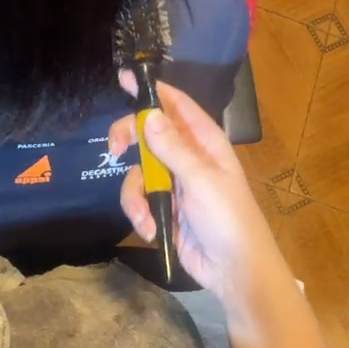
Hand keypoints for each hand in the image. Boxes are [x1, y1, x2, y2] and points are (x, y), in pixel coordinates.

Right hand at [108, 72, 283, 296]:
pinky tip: (153, 232)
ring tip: (147, 219)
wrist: (234, 270)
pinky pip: (139, 199)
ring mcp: (174, 183)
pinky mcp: (163, 208)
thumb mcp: (201, 180)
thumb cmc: (228, 218)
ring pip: (138, 172)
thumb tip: (148, 113)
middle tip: (114, 148)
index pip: (175, 105)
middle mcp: (187, 157)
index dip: (151, 91)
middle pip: (147, 134)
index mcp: (204, 142)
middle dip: (129, 141)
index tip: (124, 77)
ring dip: (135, 196)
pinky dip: (140, 215)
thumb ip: (173, 147)